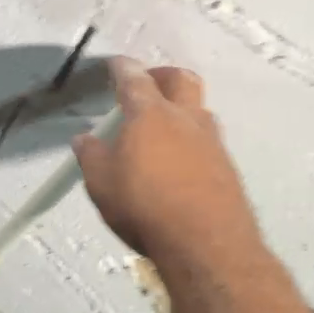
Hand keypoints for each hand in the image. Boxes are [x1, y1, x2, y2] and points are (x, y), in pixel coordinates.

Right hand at [73, 57, 257, 264]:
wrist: (209, 248)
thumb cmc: (144, 206)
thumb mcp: (100, 182)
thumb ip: (90, 155)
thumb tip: (85, 138)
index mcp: (149, 115)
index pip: (134, 78)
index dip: (122, 67)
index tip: (115, 64)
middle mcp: (185, 120)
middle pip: (181, 79)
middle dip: (162, 75)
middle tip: (145, 85)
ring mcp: (213, 144)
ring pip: (199, 110)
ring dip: (180, 110)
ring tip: (159, 129)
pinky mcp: (228, 169)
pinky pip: (207, 141)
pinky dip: (190, 140)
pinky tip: (176, 163)